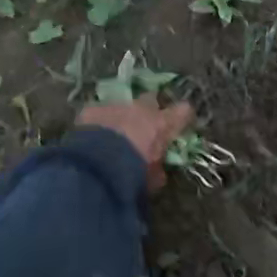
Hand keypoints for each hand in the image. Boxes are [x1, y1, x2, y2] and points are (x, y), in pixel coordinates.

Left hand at [76, 94, 195, 192]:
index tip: (181, 122)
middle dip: (149, 110)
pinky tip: (93, 135)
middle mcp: (142, 109)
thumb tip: (158, 169)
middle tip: (144, 126)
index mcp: (163, 124)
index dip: (182, 116)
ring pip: (123, 105)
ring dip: (122, 117)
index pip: (183, 111)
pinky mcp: (93, 109)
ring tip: (114, 134)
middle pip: (151, 99)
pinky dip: (99, 122)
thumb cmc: (134, 173)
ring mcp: (116, 106)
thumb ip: (158, 168)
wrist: (99, 167)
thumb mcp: (153, 178)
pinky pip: (99, 112)